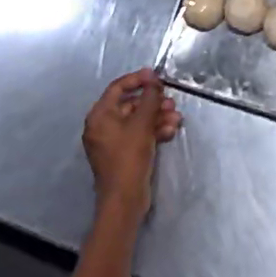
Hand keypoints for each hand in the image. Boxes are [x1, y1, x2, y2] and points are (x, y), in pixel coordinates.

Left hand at [81, 69, 181, 218]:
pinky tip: (171, 130)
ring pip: (138, 120)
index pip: (118, 87)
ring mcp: (113, 141)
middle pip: (130, 104)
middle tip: (171, 101)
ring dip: (157, 116)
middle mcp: (103, 126)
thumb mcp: (142, 124)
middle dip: (153, 102)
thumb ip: (149, 98)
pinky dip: (154, 130)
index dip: (138, 79)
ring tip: (176, 117)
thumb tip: (154, 81)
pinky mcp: (123, 154)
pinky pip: (139, 134)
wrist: (125, 200)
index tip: (156, 76)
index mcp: (99, 116)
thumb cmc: (129, 157)